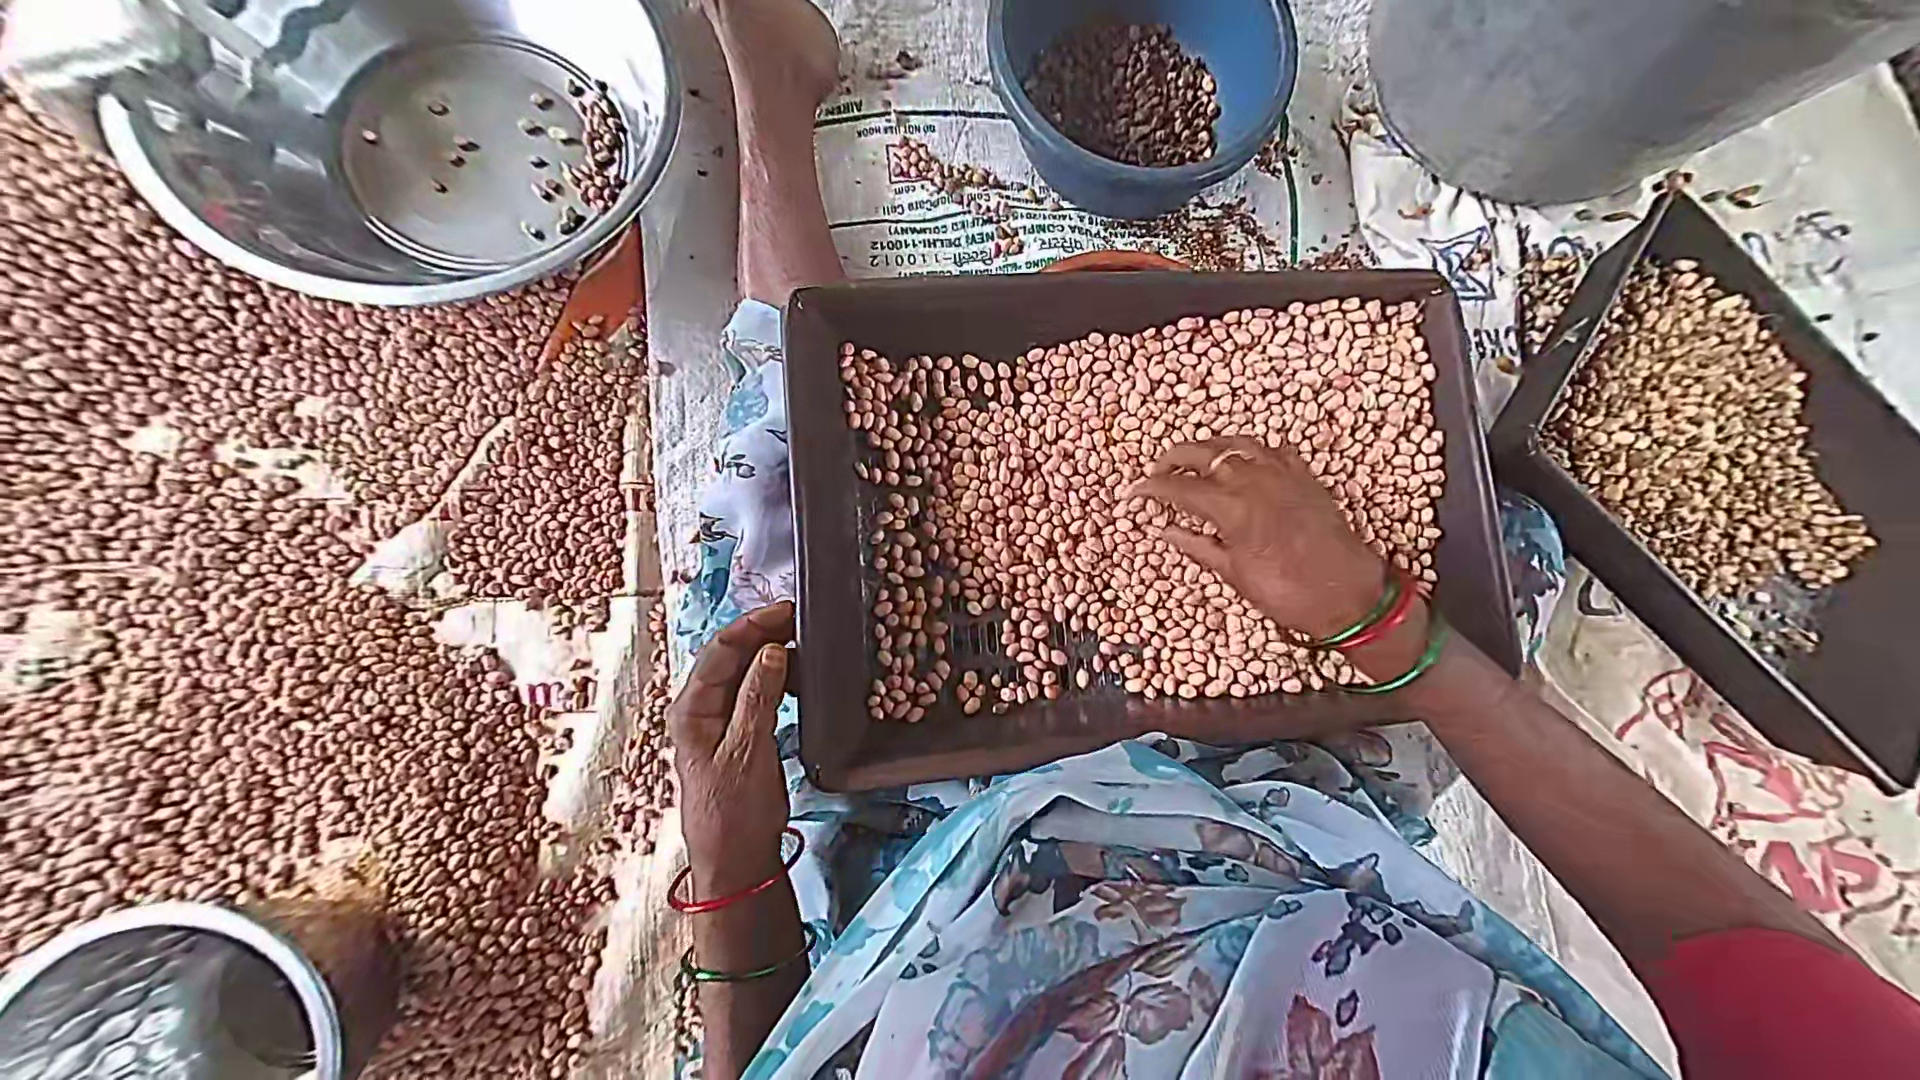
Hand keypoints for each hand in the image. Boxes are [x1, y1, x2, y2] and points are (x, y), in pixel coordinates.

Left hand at [667, 602, 794, 895]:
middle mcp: (701, 707)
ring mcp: (720, 717)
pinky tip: (799, 669)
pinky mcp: (741, 728)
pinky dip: (778, 674)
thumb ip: (758, 699)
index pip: (720, 651)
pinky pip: (757, 689)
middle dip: (764, 632)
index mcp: (691, 709)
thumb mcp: (747, 753)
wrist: (737, 860)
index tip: (787, 611)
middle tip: (802, 618)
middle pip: (731, 655)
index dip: (753, 625)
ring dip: (773, 650)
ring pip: (746, 669)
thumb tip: (773, 649)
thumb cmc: (734, 811)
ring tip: (805, 637)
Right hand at [1125, 437, 1389, 638]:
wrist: (1349, 596)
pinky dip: (1250, 450)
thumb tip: (1165, 530)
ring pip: (1236, 443)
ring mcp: (1282, 474)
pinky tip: (1242, 461)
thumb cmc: (1288, 592)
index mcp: (1231, 507)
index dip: (1150, 488)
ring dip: (1209, 448)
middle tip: (1158, 473)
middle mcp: (1254, 481)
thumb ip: (1195, 544)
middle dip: (1173, 460)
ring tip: (1194, 460)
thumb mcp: (1232, 572)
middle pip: (1202, 453)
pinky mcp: (1304, 477)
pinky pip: (1271, 450)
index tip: (1135, 493)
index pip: (1178, 487)